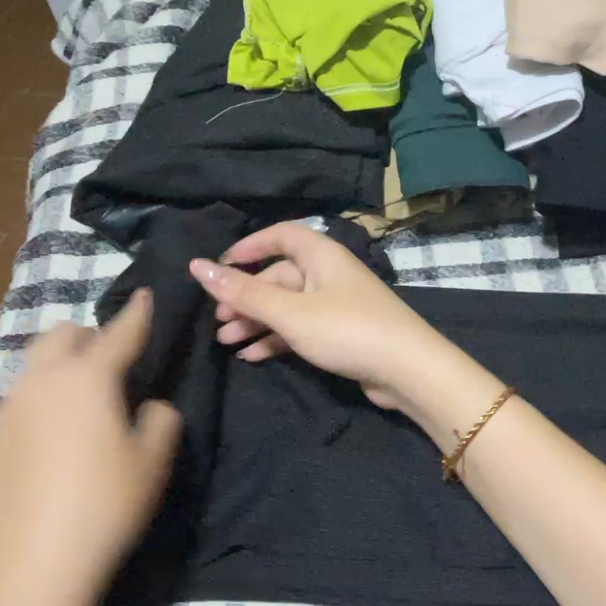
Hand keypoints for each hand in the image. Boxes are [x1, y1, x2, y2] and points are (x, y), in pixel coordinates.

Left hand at [0, 290, 181, 605]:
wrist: (30, 567)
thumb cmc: (105, 505)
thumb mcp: (154, 461)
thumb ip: (161, 420)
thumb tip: (148, 406)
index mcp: (88, 377)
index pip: (119, 332)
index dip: (138, 313)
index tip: (147, 295)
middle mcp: (42, 381)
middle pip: (62, 335)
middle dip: (90, 336)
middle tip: (115, 359)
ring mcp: (7, 409)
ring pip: (35, 366)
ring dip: (62, 366)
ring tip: (84, 398)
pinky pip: (20, 400)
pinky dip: (42, 399)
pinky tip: (55, 437)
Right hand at [190, 222, 471, 414]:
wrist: (407, 369)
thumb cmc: (347, 330)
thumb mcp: (290, 312)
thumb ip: (244, 293)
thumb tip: (198, 266)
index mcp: (322, 255)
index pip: (282, 235)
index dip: (250, 246)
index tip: (219, 267)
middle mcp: (330, 274)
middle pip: (280, 276)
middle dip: (247, 297)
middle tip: (218, 321)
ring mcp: (338, 304)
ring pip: (288, 306)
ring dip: (257, 322)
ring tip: (226, 342)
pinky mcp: (343, 333)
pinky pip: (301, 329)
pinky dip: (277, 339)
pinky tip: (252, 357)